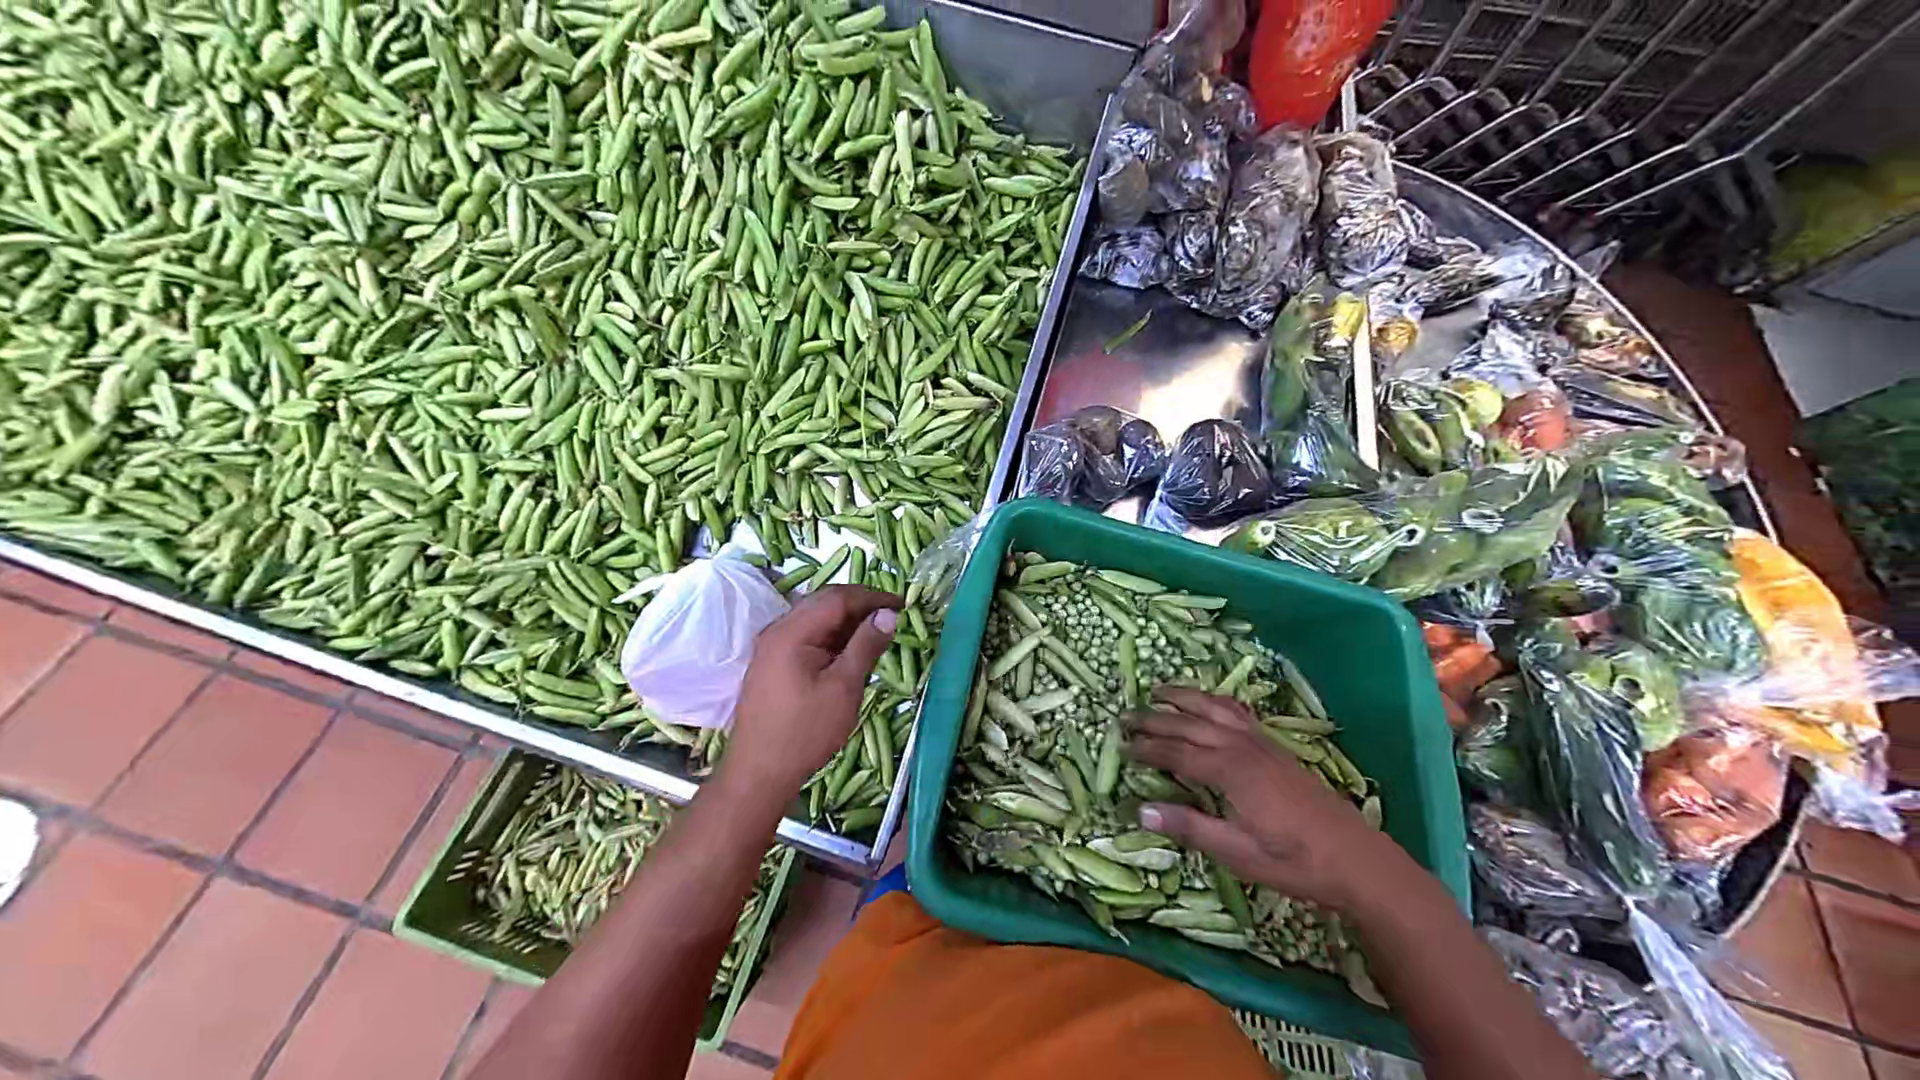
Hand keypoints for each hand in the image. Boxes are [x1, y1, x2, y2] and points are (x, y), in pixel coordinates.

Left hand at [718, 585, 901, 802]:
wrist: (759, 772)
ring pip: (815, 619)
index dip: (872, 597)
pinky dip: (832, 636)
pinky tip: (850, 650)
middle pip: (824, 602)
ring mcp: (772, 646)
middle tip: (892, 616)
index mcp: (792, 631)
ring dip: (847, 621)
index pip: (837, 598)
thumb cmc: (805, 731)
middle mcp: (778, 630)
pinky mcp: (773, 663)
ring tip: (876, 632)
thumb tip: (887, 615)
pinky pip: (807, 636)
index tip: (902, 605)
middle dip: (860, 604)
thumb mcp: (844, 688)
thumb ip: (865, 646)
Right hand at [1126, 686, 1420, 915]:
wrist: (1356, 858)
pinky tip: (1209, 701)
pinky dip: (1216, 701)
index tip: (1120, 746)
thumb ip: (1189, 827)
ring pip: (1213, 709)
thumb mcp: (1237, 852)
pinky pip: (1238, 712)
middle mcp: (1241, 748)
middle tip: (1125, 716)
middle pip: (1189, 724)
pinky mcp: (1274, 747)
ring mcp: (1260, 743)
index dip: (1146, 748)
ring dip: (1183, 698)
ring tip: (1157, 691)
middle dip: (1155, 719)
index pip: (1176, 753)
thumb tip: (1140, 810)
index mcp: (1229, 771)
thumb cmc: (1293, 861)